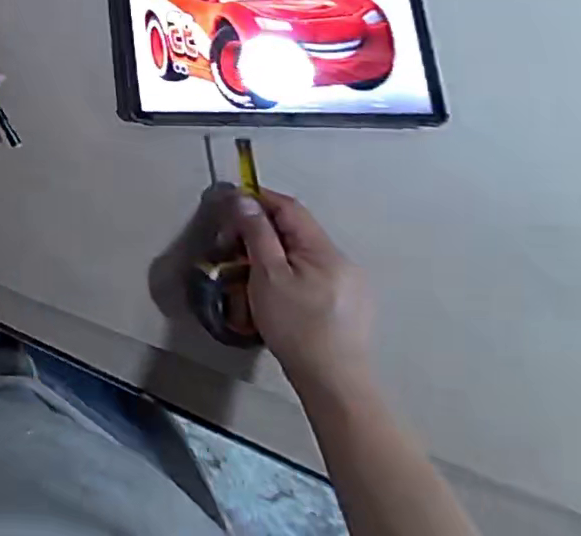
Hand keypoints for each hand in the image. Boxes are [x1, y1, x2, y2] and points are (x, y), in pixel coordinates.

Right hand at [234, 191, 375, 398]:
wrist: (333, 383)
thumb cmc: (296, 326)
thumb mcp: (267, 275)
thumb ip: (257, 233)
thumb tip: (244, 199)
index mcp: (326, 251)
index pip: (290, 208)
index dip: (259, 199)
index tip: (230, 203)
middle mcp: (342, 261)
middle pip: (296, 229)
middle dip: (261, 229)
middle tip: (232, 243)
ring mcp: (349, 284)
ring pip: (302, 252)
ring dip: (273, 251)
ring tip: (248, 267)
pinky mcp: (348, 303)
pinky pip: (312, 272)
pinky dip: (288, 269)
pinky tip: (275, 288)